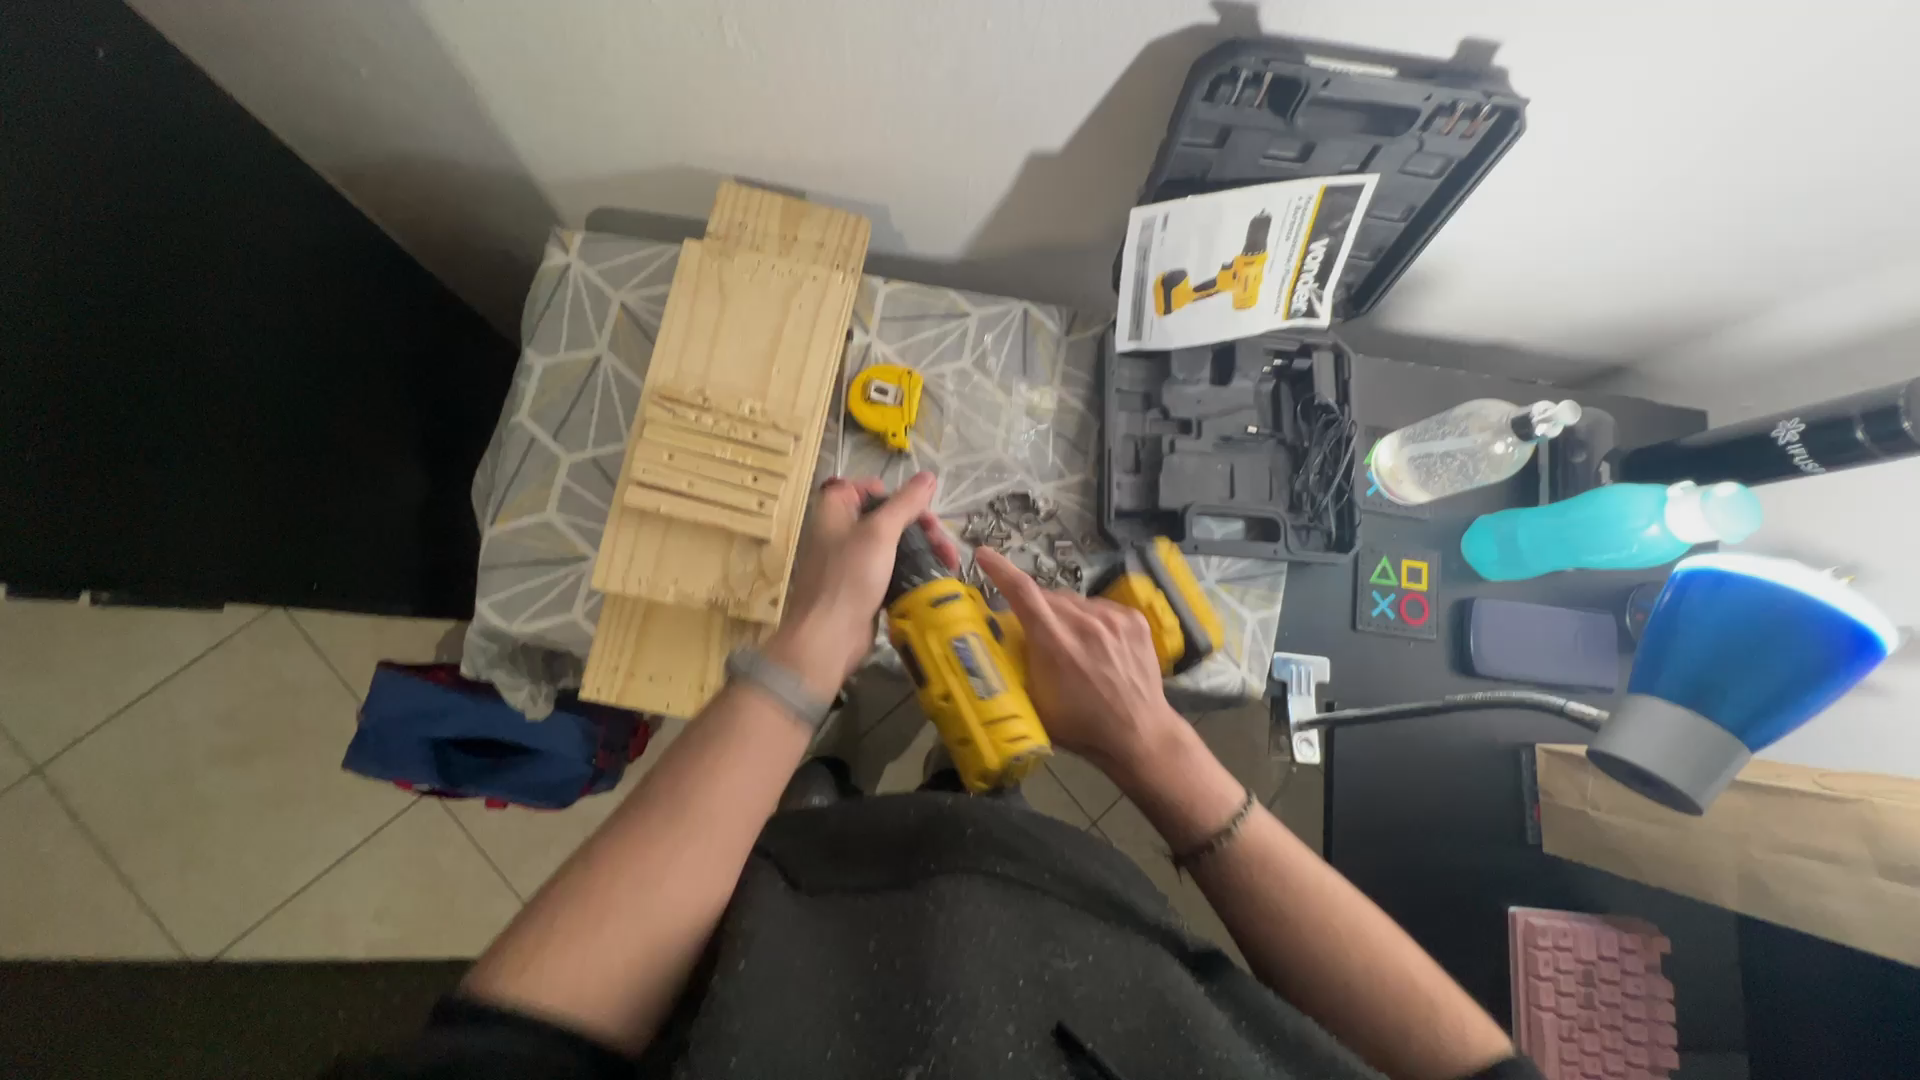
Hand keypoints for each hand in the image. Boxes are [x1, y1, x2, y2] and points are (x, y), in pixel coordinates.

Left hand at [765, 472, 956, 698]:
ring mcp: (853, 561)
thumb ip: (905, 503)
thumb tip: (928, 477)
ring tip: (949, 561)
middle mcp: (842, 531)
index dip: (896, 494)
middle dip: (921, 526)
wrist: (829, 637)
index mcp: (836, 510)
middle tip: (943, 541)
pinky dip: (914, 570)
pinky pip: (894, 569)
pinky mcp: (864, 586)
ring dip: (923, 549)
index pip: (868, 488)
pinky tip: (936, 576)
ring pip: (895, 544)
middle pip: (888, 517)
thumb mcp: (880, 532)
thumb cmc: (849, 577)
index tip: (919, 509)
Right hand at [975, 547, 1182, 775]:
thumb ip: (1014, 665)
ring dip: (1064, 615)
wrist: (1138, 732)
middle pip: (1047, 597)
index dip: (1000, 569)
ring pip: (1074, 602)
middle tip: (1036, 635)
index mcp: (1054, 642)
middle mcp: (1084, 622)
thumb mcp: (1032, 701)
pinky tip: (1096, 645)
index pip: (1021, 592)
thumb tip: (997, 639)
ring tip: (1071, 645)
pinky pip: (1099, 608)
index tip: (984, 555)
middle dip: (1036, 609)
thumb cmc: (1078, 725)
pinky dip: (1091, 619)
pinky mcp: (1134, 620)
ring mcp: (1113, 619)